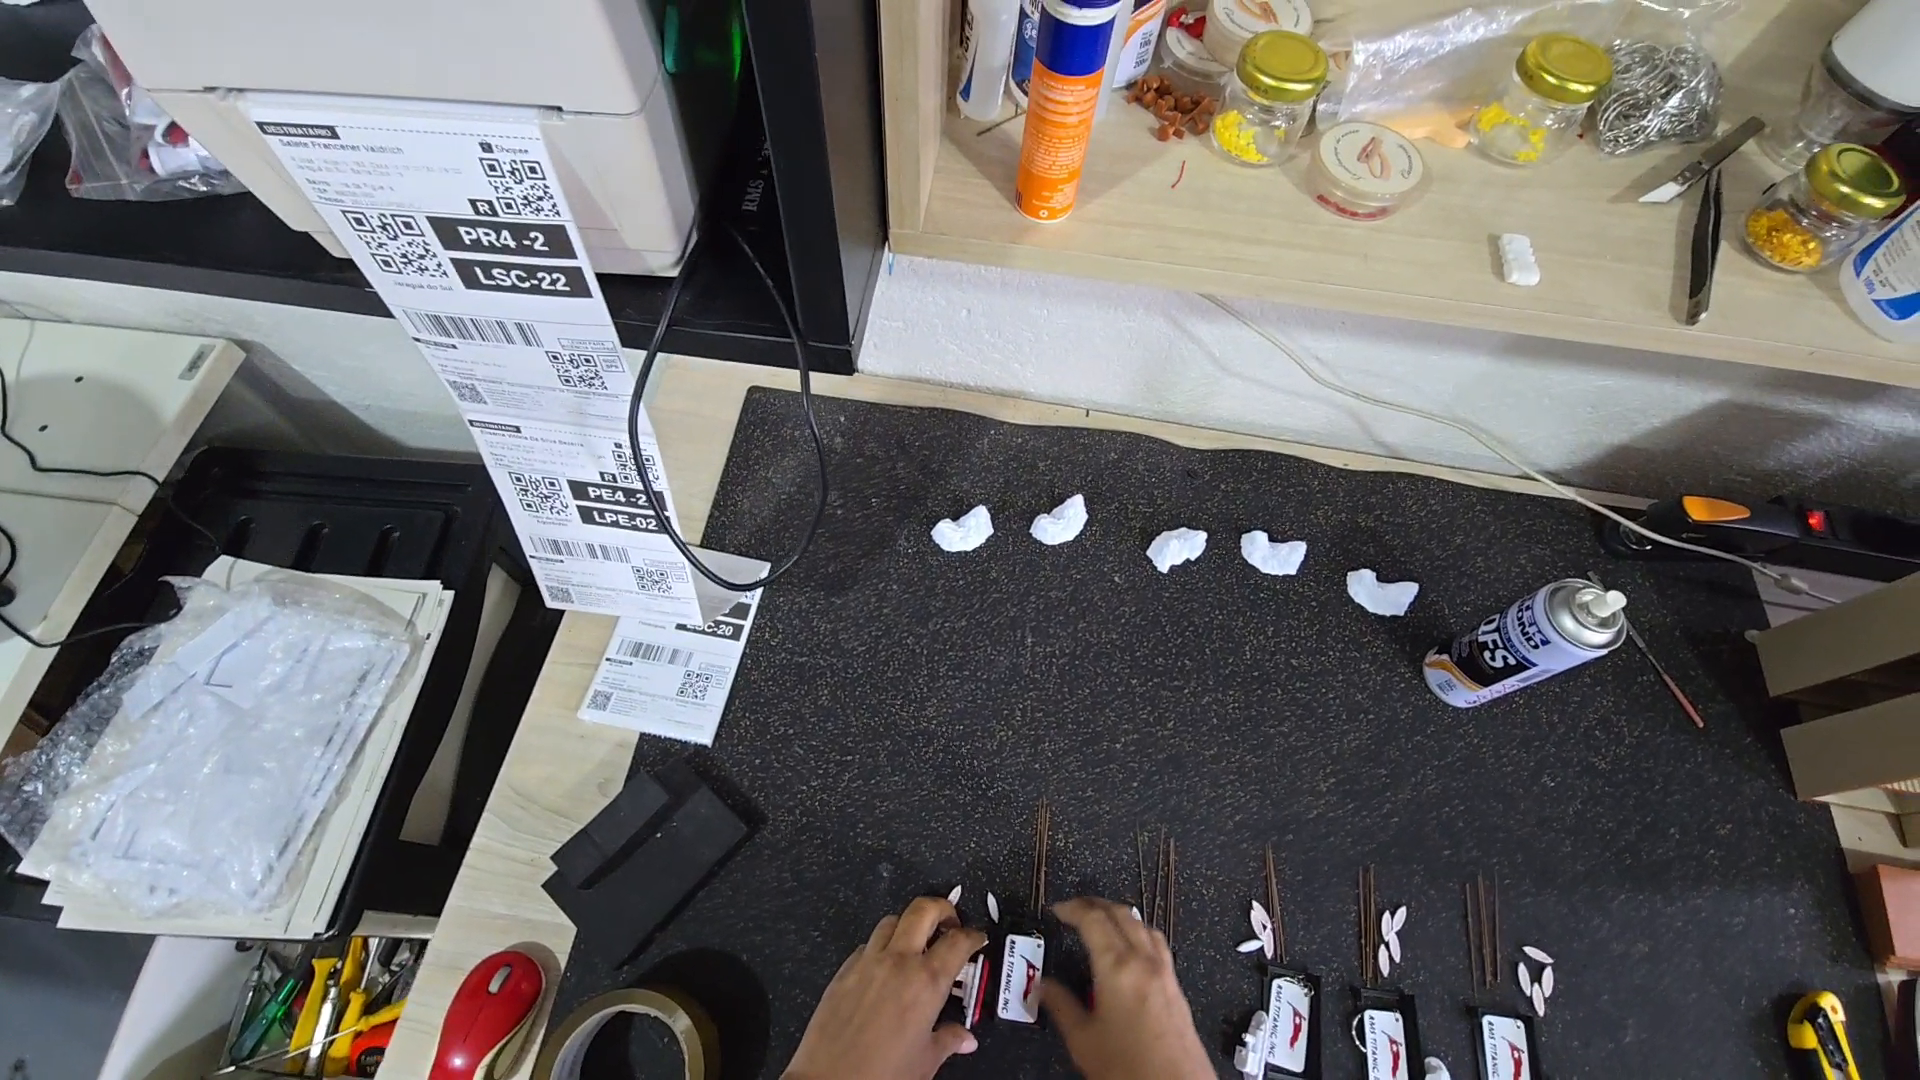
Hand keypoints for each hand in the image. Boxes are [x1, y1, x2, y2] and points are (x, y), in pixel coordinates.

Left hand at [784, 896, 988, 1079]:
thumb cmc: (880, 1076)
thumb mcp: (925, 1062)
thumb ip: (948, 1041)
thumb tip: (964, 1038)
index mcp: (926, 982)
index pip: (958, 941)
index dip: (973, 936)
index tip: (977, 938)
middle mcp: (898, 962)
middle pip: (923, 909)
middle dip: (942, 908)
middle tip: (950, 923)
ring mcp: (868, 961)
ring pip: (892, 920)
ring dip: (909, 924)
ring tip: (917, 941)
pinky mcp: (844, 969)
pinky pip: (867, 944)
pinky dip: (881, 946)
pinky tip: (884, 966)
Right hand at [1041, 897, 1213, 1079]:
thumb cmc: (1131, 1071)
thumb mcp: (1084, 1041)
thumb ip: (1061, 1006)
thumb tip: (1042, 986)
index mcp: (1117, 967)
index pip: (1093, 919)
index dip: (1072, 908)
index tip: (1058, 910)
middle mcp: (1144, 962)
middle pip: (1120, 913)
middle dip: (1095, 904)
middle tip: (1075, 908)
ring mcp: (1164, 973)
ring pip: (1142, 924)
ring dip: (1120, 914)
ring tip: (1102, 920)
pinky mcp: (1177, 988)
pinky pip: (1157, 943)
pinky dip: (1139, 932)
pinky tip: (1133, 948)